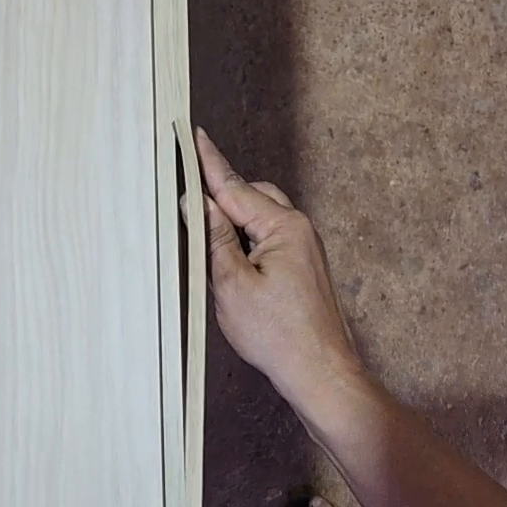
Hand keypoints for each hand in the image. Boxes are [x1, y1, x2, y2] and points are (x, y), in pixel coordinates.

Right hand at [193, 128, 366, 404]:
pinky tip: (227, 260)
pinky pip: (268, 239)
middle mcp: (298, 230)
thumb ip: (214, 238)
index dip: (209, 163)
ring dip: (232, 221)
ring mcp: (303, 249)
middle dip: (220, 193)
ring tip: (202, 235)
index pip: (235, 187)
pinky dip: (245, 241)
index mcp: (283, 227)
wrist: (320, 372)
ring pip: (259, 219)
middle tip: (186, 195)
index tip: (194, 135)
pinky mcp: (302, 268)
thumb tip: (199, 202)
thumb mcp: (232, 284)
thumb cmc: (279, 335)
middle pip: (251, 196)